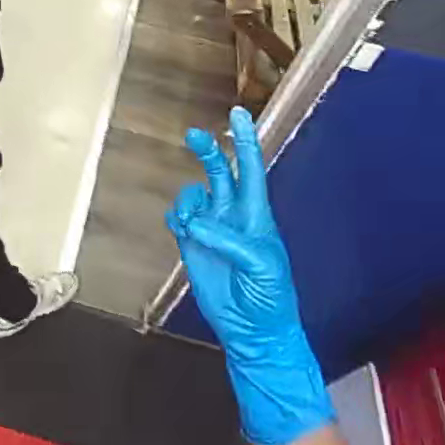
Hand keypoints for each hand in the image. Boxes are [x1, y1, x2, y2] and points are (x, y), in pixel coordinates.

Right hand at [165, 106, 332, 444]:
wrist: (251, 330)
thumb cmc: (269, 297)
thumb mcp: (261, 266)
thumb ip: (230, 241)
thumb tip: (196, 223)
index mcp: (257, 215)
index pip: (251, 169)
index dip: (245, 141)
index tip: (238, 113)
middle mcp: (232, 216)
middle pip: (219, 172)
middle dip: (207, 151)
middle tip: (192, 135)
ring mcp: (211, 230)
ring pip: (194, 196)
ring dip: (187, 201)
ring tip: (190, 225)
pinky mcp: (192, 246)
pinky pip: (179, 219)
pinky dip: (176, 218)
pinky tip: (182, 230)